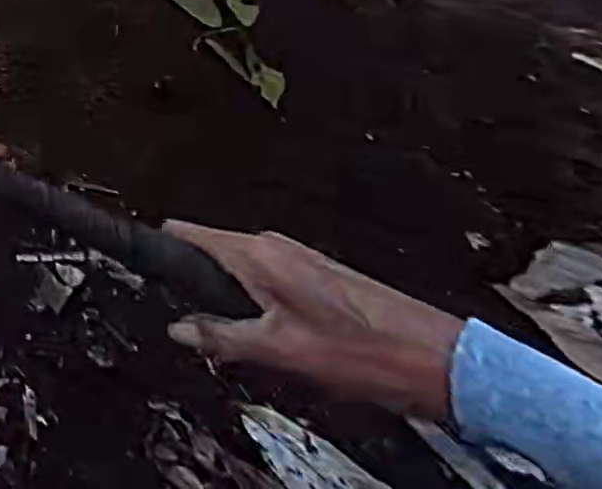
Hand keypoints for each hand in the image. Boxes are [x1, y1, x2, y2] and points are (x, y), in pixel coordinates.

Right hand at [164, 221, 464, 419]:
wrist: (455, 368)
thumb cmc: (377, 354)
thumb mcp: (283, 352)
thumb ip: (222, 337)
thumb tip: (180, 330)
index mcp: (254, 254)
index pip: (181, 232)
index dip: (158, 248)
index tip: (146, 268)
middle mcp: (273, 246)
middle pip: (210, 253)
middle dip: (203, 288)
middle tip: (211, 327)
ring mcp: (299, 258)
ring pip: (242, 270)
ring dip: (238, 300)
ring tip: (260, 343)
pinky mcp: (320, 274)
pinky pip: (270, 279)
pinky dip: (266, 305)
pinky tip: (291, 341)